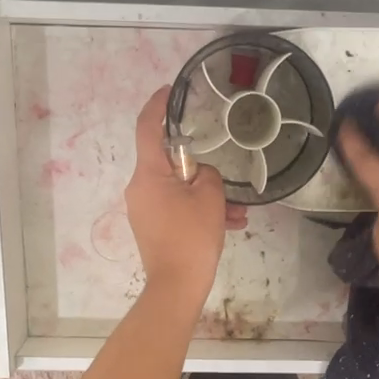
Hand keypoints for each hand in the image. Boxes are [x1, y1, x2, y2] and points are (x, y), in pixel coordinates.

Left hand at [128, 86, 246, 301]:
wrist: (177, 287)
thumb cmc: (191, 237)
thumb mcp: (209, 197)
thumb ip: (207, 174)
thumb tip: (200, 176)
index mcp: (148, 174)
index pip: (147, 128)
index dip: (158, 106)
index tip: (169, 91)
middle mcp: (139, 189)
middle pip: (171, 164)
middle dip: (203, 170)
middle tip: (227, 181)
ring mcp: (144, 211)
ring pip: (179, 190)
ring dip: (209, 197)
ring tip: (239, 213)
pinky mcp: (153, 229)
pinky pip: (178, 209)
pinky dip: (200, 212)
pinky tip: (230, 225)